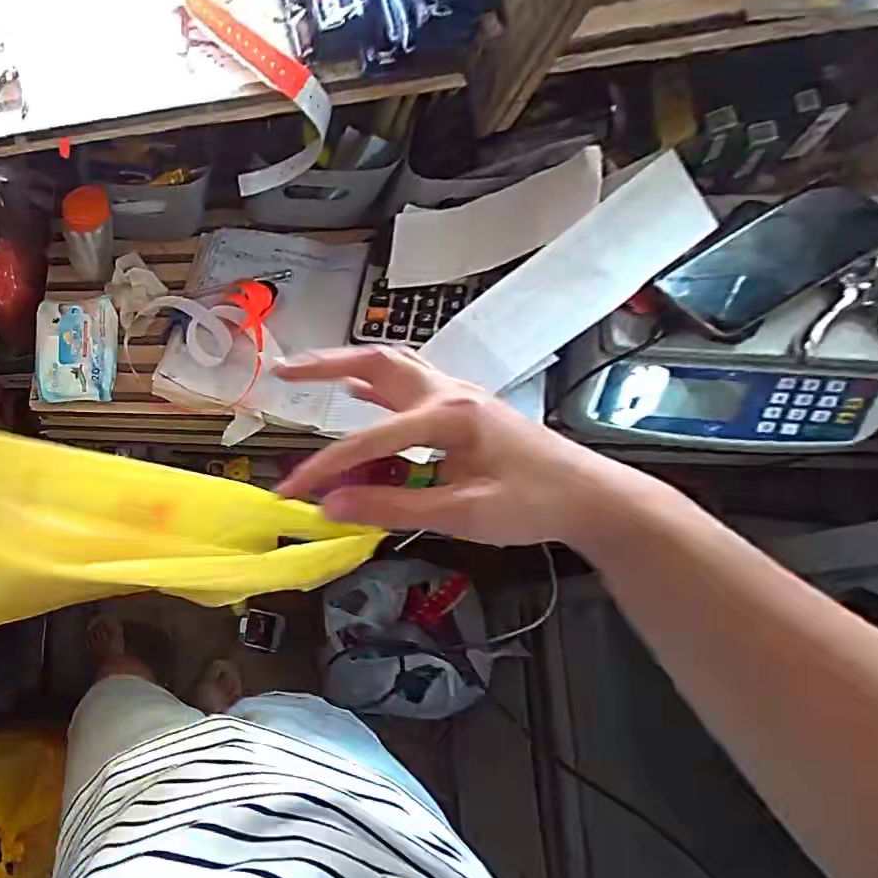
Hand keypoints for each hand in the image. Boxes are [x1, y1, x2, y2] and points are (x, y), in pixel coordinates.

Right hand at [273, 347, 664, 547]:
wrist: (592, 497)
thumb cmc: (535, 504)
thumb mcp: (461, 514)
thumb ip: (391, 508)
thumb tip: (331, 505)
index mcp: (449, 418)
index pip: (368, 442)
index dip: (324, 468)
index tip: (291, 489)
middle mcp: (449, 395)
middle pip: (378, 363)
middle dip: (325, 365)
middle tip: (284, 372)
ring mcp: (456, 397)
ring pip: (393, 367)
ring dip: (347, 367)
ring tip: (307, 374)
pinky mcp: (460, 409)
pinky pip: (407, 386)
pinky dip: (374, 386)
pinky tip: (354, 394)